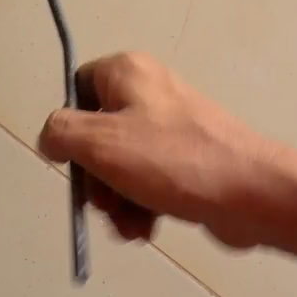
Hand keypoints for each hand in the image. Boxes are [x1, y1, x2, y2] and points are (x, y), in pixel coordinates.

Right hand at [39, 52, 281, 248]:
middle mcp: (147, 90)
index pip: (77, 89)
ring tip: (131, 220)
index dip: (71, 128)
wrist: (247, 190)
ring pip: (121, 161)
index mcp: (126, 71)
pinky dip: (141, 202)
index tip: (77, 161)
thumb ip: (62, 134)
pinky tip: (147, 224)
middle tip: (106, 200)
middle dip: (96, 175)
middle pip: (97, 132)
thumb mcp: (102, 143)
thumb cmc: (174, 159)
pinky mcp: (186, 155)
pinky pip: (147, 177)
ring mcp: (169, 123)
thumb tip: (50, 135)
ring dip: (117, 198)